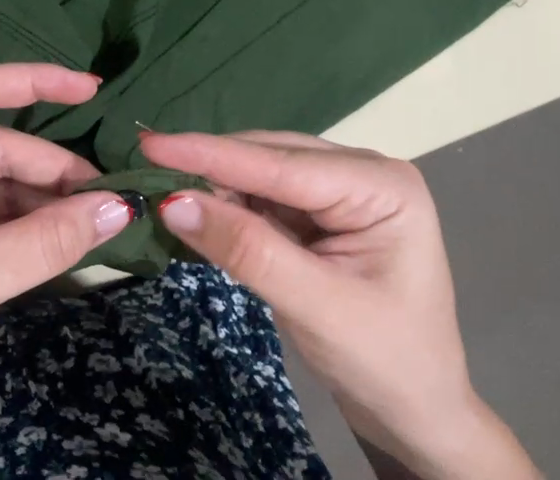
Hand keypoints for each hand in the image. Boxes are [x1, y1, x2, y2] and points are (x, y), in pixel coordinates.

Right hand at [141, 131, 539, 479]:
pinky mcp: (317, 213)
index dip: (211, 154)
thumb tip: (173, 203)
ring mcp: (339, 192)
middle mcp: (361, 174)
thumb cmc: (385, 363)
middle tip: (143, 171)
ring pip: (257, 174)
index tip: (150, 145)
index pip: (281, 164)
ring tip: (162, 195)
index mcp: (381, 186)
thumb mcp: (316, 307)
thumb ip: (247, 250)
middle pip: (268, 158)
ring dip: (213, 186)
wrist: (416, 413)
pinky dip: (225, 206)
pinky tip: (196, 213)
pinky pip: (259, 197)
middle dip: (208, 167)